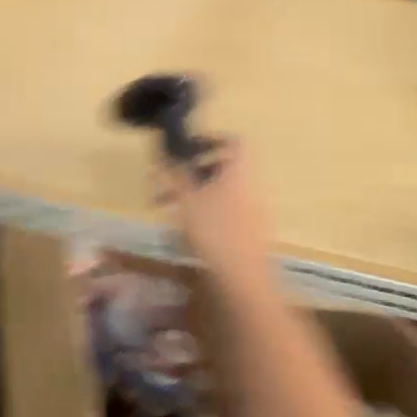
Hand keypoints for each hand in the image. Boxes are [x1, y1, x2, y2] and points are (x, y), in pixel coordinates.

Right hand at [155, 141, 274, 283]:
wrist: (243, 276)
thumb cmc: (213, 230)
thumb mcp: (186, 199)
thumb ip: (173, 176)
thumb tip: (163, 156)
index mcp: (239, 172)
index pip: (234, 142)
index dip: (211, 140)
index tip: (186, 147)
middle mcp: (251, 186)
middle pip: (223, 167)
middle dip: (191, 171)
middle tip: (167, 182)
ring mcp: (253, 209)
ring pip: (220, 190)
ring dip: (193, 193)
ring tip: (167, 207)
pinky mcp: (250, 230)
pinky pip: (225, 209)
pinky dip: (204, 210)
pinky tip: (184, 227)